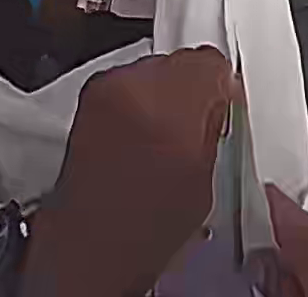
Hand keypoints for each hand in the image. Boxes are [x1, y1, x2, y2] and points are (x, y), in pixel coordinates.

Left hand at [20, 46, 233, 296]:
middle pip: (184, 62)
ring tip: (157, 131)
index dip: (219, 83)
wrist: (88, 244)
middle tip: (189, 121)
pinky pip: (129, 77)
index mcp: (182, 110)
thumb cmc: (144, 228)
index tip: (219, 97)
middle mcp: (146, 87)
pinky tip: (135, 128)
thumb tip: (218, 98)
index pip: (212, 63)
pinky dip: (136, 95)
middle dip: (190, 87)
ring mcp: (116, 85)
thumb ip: (213, 126)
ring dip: (162, 90)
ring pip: (156, 66)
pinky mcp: (94, 90)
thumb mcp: (203, 181)